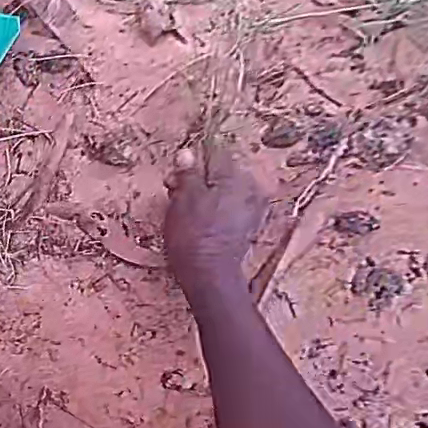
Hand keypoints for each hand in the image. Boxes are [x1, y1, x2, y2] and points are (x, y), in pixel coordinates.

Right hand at [164, 142, 265, 296]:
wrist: (209, 274)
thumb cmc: (192, 235)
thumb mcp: (182, 199)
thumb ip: (187, 174)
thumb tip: (186, 154)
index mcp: (234, 175)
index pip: (214, 153)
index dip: (191, 163)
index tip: (175, 177)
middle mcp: (249, 187)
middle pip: (220, 172)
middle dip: (198, 180)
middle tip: (175, 196)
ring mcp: (252, 207)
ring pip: (224, 191)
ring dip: (205, 196)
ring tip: (186, 214)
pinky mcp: (248, 226)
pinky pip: (229, 208)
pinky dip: (215, 211)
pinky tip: (202, 225)